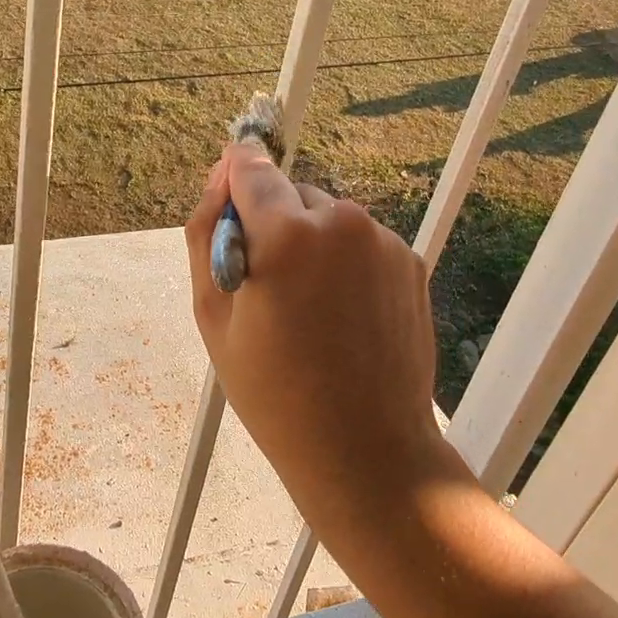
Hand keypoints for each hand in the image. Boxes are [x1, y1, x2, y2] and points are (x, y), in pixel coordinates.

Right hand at [184, 143, 441, 529]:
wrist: (366, 449)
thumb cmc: (273, 392)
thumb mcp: (213, 315)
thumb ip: (208, 233)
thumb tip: (221, 174)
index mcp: (287, 233)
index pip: (250, 168)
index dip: (232, 182)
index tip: (230, 209)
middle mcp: (342, 220)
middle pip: (289, 195)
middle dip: (274, 225)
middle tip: (270, 291)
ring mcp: (383, 240)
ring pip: (328, 217)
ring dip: (311, 242)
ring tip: (311, 309)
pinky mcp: (410, 261)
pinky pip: (361, 242)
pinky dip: (346, 263)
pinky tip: (345, 315)